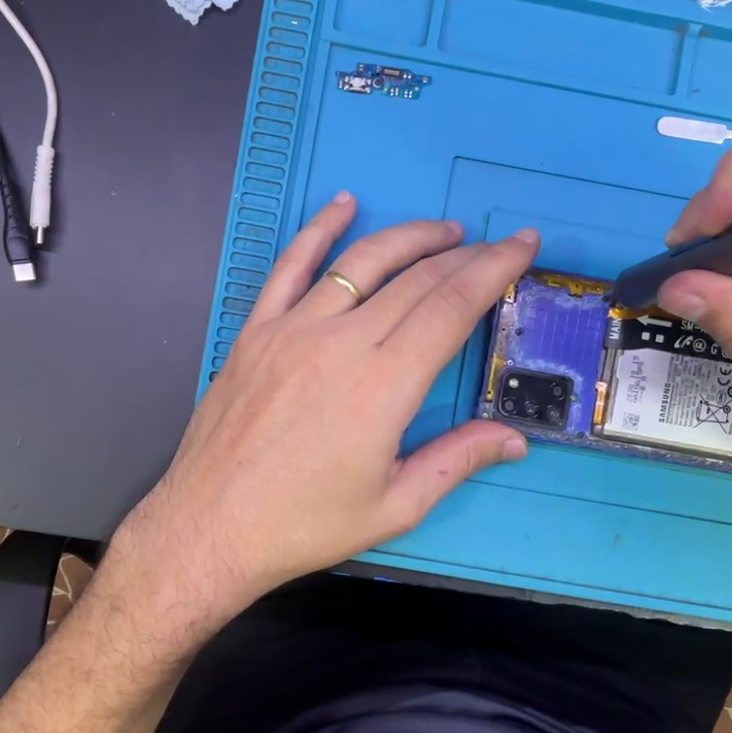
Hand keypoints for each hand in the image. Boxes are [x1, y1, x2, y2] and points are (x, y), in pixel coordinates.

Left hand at [112, 193, 538, 623]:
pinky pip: (290, 266)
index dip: (492, 272)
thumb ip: (457, 461)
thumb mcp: (394, 506)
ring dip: (409, 237)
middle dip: (466, 256)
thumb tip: (515, 439)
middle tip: (498, 246)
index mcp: (383, 387)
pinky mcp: (256, 332)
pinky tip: (341, 205)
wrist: (210, 527)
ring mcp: (292, 330)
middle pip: (416, 280)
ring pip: (361, 263)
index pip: (451, 307)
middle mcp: (341, 344)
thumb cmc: (304, 525)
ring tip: (444, 231)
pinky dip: (319, 230)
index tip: (521, 247)